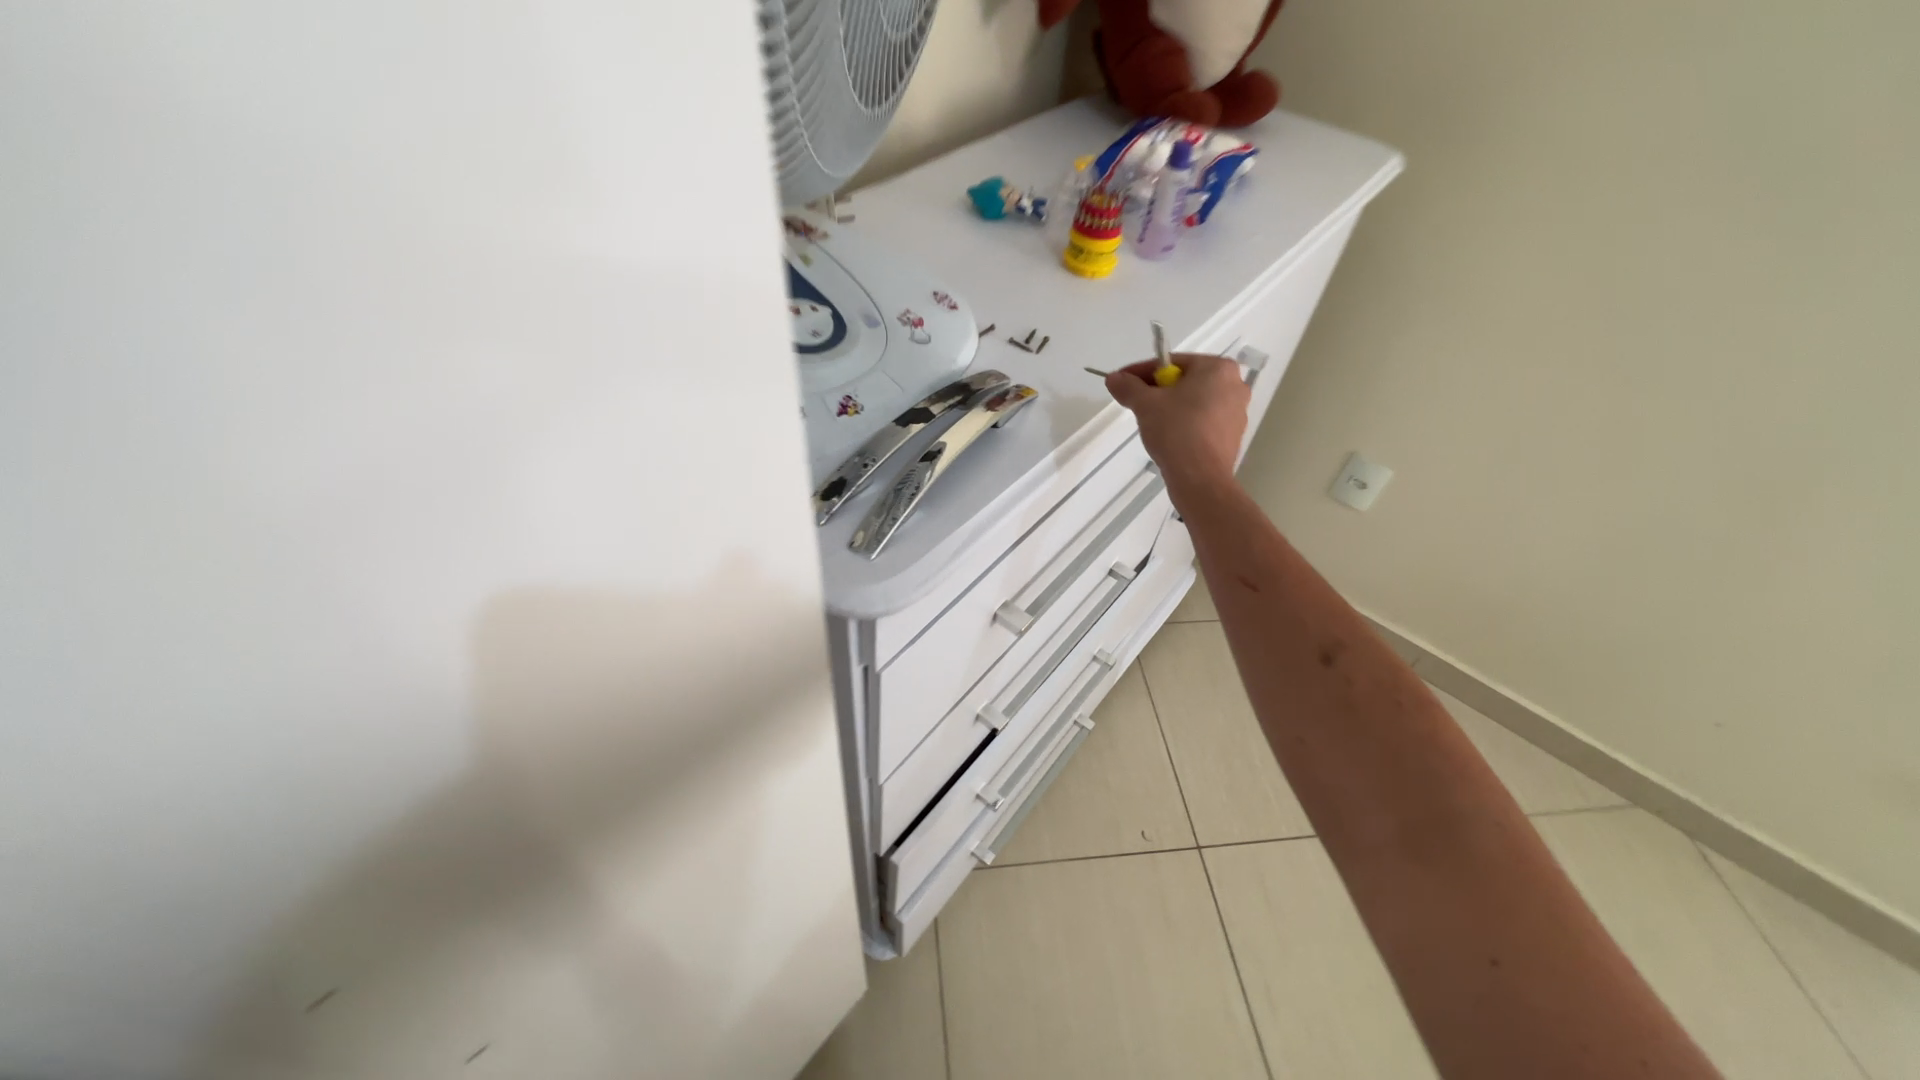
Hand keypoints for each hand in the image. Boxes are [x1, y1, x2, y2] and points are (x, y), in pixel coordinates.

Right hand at [1105, 352, 1248, 498]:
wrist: (1200, 477)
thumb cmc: (1176, 430)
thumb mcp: (1146, 404)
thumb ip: (1128, 386)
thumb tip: (1113, 378)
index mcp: (1218, 368)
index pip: (1172, 363)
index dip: (1142, 372)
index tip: (1122, 381)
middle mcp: (1234, 385)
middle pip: (1185, 381)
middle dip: (1158, 391)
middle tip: (1135, 402)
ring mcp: (1237, 412)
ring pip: (1194, 402)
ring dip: (1171, 407)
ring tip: (1150, 422)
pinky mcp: (1233, 436)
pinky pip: (1203, 421)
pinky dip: (1185, 424)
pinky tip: (1169, 438)